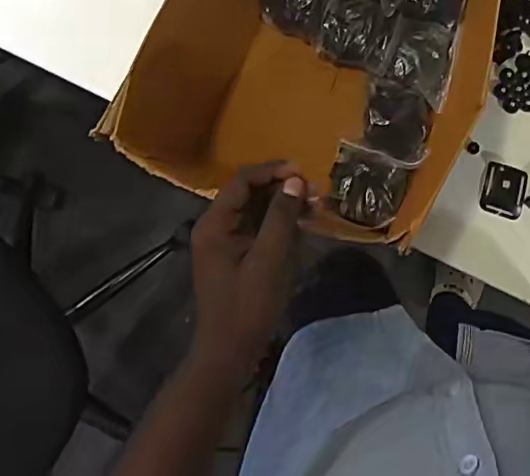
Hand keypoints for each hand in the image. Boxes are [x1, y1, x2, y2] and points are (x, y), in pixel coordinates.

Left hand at [190, 162, 307, 376]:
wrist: (228, 356)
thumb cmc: (246, 308)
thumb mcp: (267, 260)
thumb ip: (281, 217)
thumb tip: (295, 180)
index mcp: (215, 223)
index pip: (243, 181)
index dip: (273, 171)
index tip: (302, 173)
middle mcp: (217, 225)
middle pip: (250, 191)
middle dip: (283, 187)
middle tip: (314, 191)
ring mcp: (227, 240)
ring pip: (258, 207)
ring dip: (285, 203)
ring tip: (315, 204)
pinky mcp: (238, 253)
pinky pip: (260, 225)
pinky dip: (281, 221)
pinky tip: (304, 223)